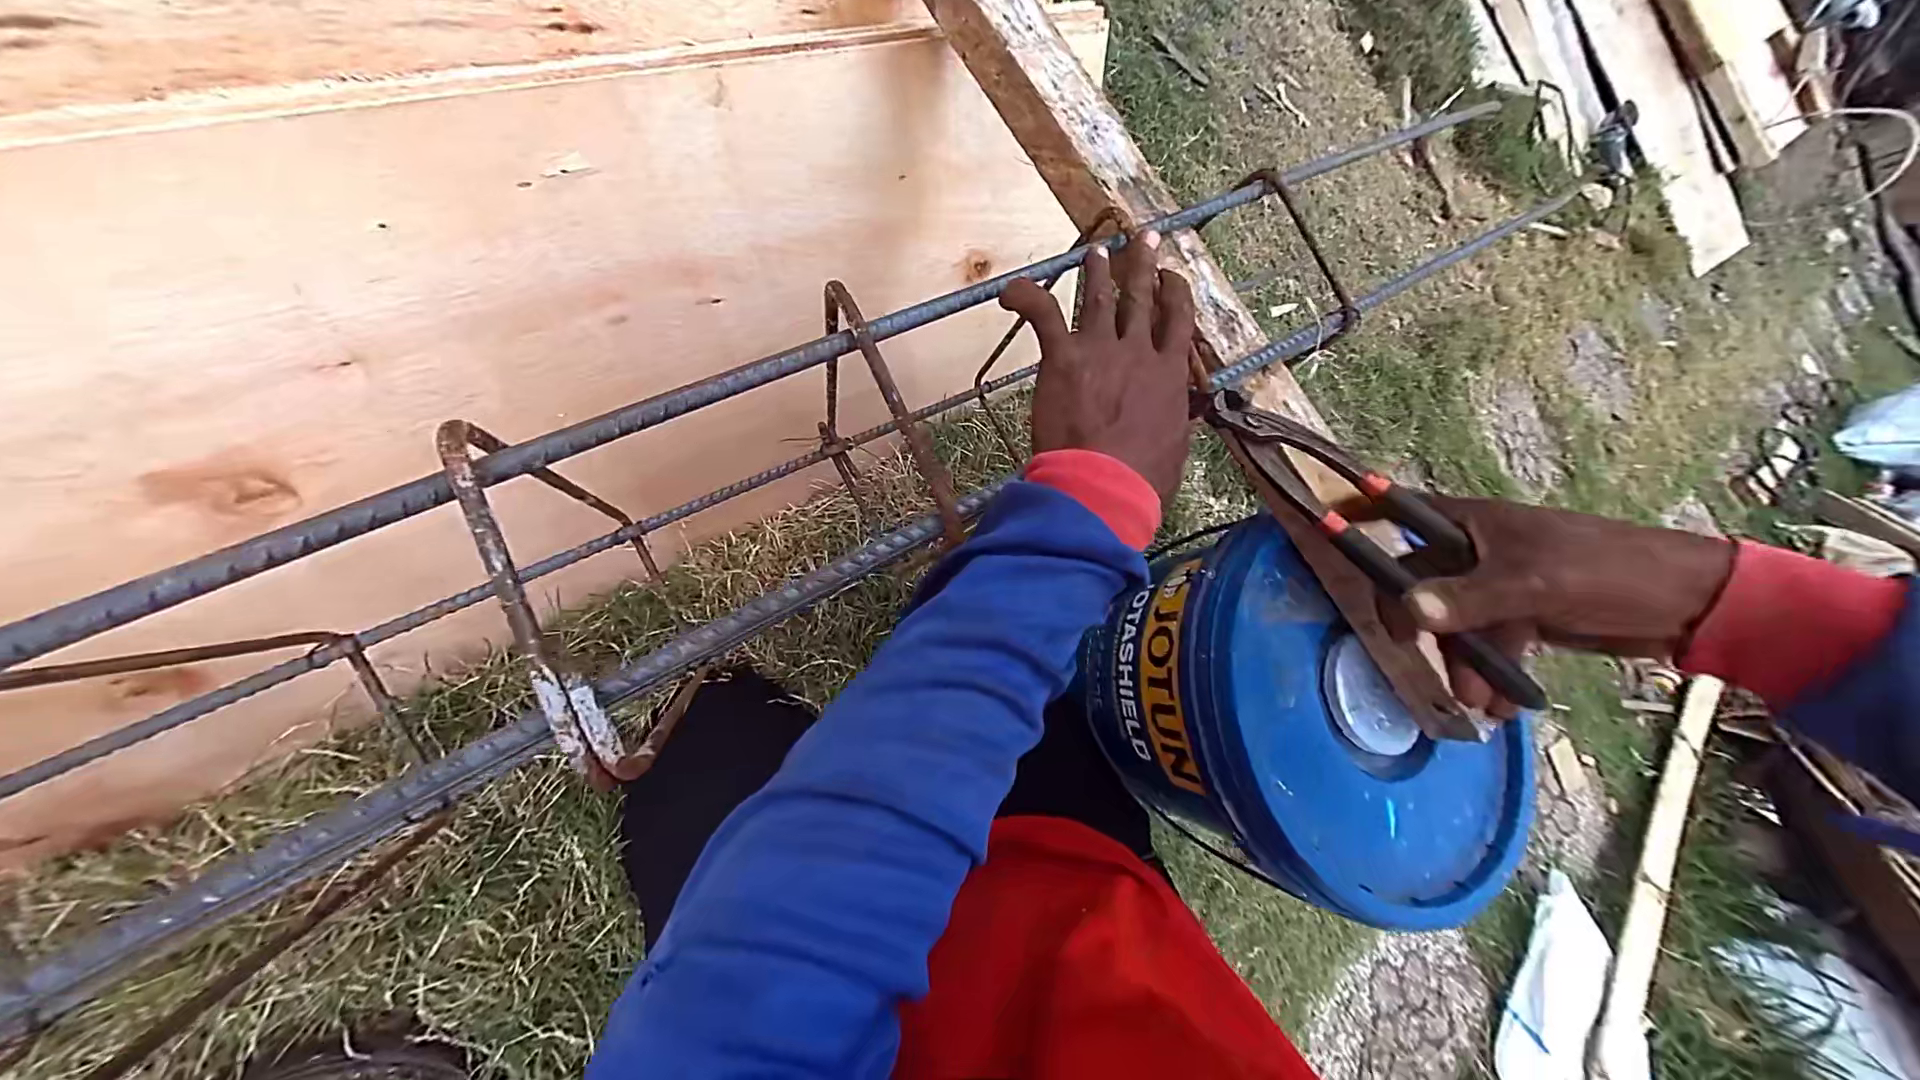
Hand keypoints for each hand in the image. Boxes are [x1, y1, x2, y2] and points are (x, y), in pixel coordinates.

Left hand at [1000, 230, 1197, 502]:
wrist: (1104, 484)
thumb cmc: (1142, 479)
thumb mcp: (1174, 450)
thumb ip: (1174, 425)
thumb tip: (1178, 420)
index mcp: (1169, 374)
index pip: (1178, 320)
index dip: (1175, 294)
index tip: (1171, 279)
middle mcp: (1139, 351)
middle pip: (1142, 298)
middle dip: (1143, 265)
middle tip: (1144, 239)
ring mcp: (1101, 349)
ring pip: (1100, 299)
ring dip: (1097, 272)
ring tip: (1097, 252)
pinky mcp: (1064, 357)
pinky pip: (1044, 315)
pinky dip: (1026, 297)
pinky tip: (1010, 289)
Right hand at [1383, 496, 1735, 715]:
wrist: (1693, 604)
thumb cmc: (1607, 570)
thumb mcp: (1534, 583)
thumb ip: (1467, 599)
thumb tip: (1407, 613)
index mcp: (1470, 524)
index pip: (1402, 510)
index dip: (1362, 512)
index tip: (1327, 524)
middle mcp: (1473, 550)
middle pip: (1419, 583)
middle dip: (1421, 629)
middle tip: (1415, 658)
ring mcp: (1494, 584)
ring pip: (1452, 622)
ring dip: (1463, 665)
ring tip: (1480, 703)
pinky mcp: (1517, 613)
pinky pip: (1484, 642)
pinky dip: (1490, 672)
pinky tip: (1502, 703)